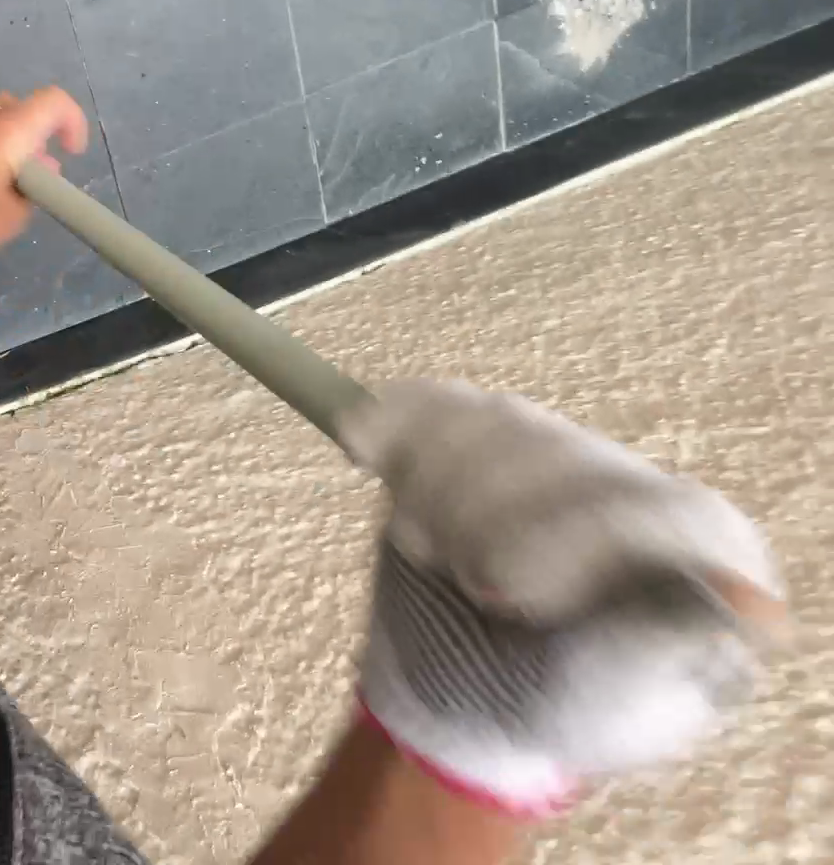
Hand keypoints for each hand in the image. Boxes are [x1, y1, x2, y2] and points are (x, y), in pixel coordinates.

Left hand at [0, 88, 89, 264]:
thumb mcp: (14, 214)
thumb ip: (37, 184)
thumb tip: (42, 165)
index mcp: (6, 132)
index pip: (53, 101)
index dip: (72, 121)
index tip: (71, 150)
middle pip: (25, 106)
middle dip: (40, 132)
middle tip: (38, 169)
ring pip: (0, 112)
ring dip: (14, 134)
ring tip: (12, 172)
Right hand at [341, 380, 785, 816]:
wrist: (455, 681)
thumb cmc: (539, 704)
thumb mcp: (598, 700)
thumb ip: (656, 650)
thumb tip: (742, 605)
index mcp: (693, 547)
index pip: (633, 504)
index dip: (556, 539)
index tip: (500, 594)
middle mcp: (624, 483)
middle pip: (538, 451)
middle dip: (472, 524)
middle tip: (470, 590)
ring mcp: (541, 452)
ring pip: (475, 420)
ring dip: (423, 490)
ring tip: (429, 552)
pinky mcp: (467, 440)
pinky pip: (426, 400)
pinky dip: (385, 419)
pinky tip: (362, 447)